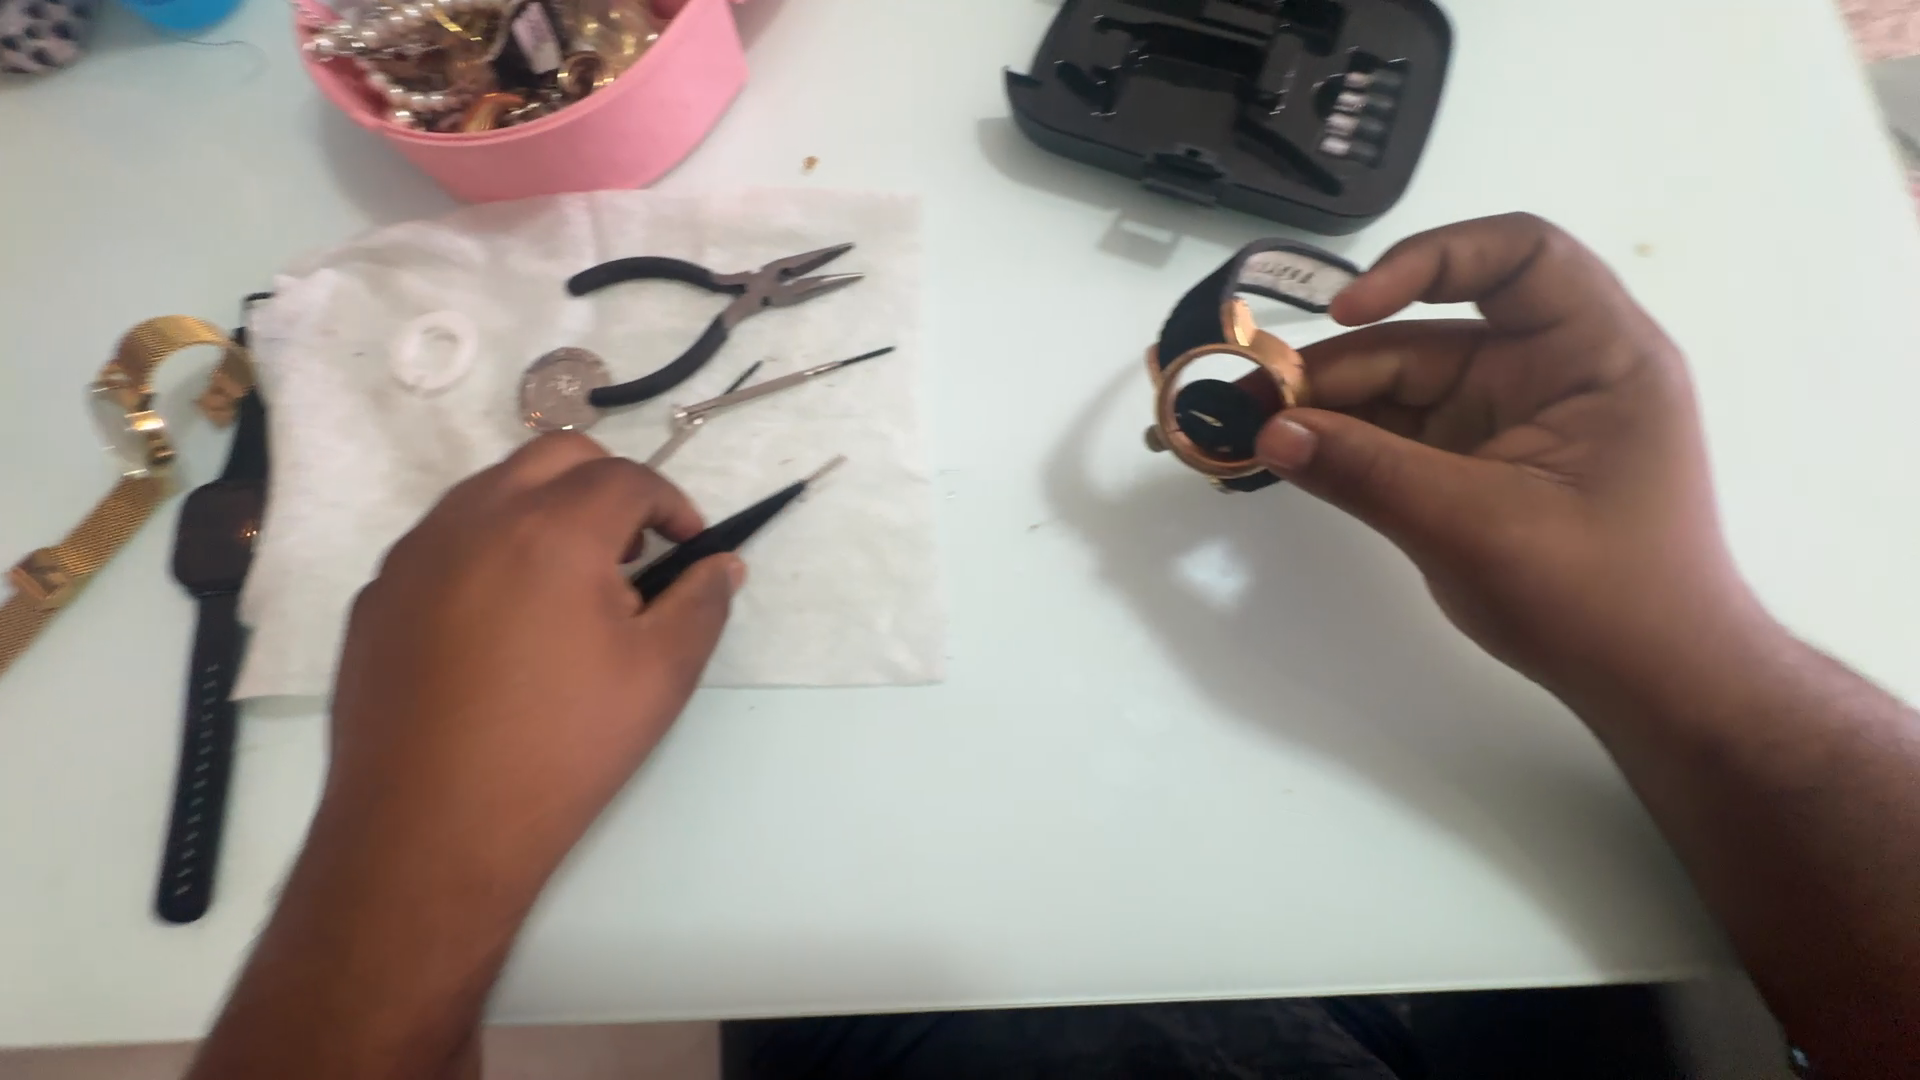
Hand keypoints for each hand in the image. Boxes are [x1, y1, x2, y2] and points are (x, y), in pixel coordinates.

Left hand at [321, 433, 742, 887]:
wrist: (431, 832)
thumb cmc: (565, 745)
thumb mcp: (664, 672)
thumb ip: (703, 601)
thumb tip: (723, 563)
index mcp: (552, 532)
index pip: (627, 477)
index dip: (673, 503)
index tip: (691, 545)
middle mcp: (474, 520)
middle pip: (556, 455)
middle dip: (611, 484)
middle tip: (636, 549)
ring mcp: (414, 555)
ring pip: (494, 487)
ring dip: (550, 508)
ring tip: (575, 581)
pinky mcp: (378, 596)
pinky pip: (448, 536)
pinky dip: (496, 545)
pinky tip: (510, 619)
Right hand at [1255, 213, 1766, 702]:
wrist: (1640, 679)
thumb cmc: (1595, 596)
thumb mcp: (1473, 525)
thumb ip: (1366, 473)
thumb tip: (1268, 433)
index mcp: (1590, 356)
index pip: (1520, 257)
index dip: (1429, 261)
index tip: (1344, 311)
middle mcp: (1540, 372)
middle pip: (1420, 338)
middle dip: (1330, 371)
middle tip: (1244, 407)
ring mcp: (1496, 419)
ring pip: (1391, 389)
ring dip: (1318, 410)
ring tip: (1243, 435)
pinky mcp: (1461, 462)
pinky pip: (1386, 435)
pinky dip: (1332, 444)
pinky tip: (1279, 454)